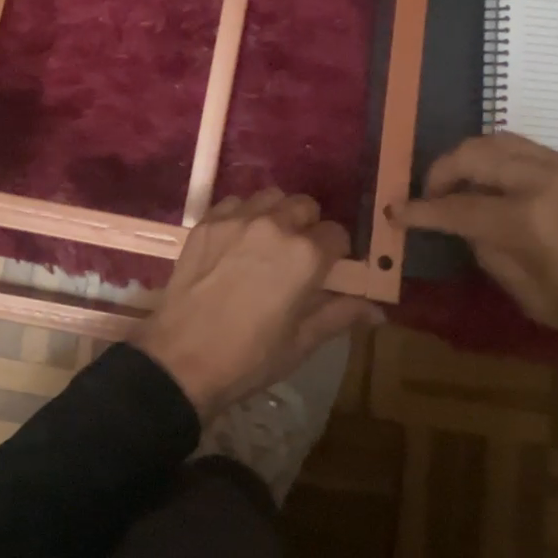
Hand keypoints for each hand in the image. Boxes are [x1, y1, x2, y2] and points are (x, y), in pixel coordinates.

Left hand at [131, 189, 383, 420]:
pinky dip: (243, 215)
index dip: (336, 252)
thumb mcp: (301, 342)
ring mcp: (237, 219)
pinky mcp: (207, 221)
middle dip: (308, 227)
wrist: (180, 359)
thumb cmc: (249, 357)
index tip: (328, 269)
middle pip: (305, 206)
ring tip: (267, 244)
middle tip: (296, 257)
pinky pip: (235, 202)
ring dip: (276, 214)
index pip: (337, 234)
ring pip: (271, 197)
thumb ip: (340, 315)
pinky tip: (237, 242)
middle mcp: (275, 225)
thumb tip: (376, 310)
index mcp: (305, 255)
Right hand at [389, 132, 557, 358]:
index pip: (458, 207)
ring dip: (471, 156)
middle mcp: (543, 181)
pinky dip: (503, 159)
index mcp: (528, 222)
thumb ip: (493, 257)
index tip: (396, 211)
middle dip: (441, 170)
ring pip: (501, 139)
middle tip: (431, 193)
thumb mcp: (536, 300)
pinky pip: (531, 149)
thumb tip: (470, 231)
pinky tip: (504, 184)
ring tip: (463, 181)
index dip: (421, 210)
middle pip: (474, 154)